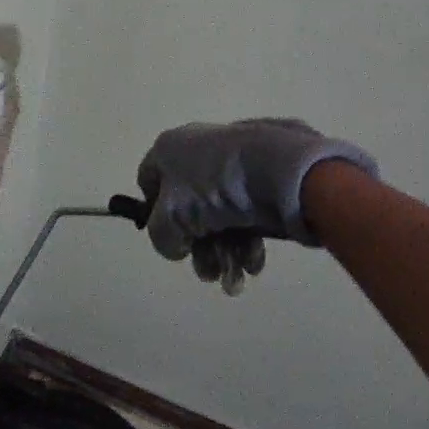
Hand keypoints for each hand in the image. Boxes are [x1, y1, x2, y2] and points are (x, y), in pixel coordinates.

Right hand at [136, 119, 376, 294]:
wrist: (279, 169)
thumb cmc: (213, 189)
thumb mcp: (169, 219)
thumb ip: (161, 236)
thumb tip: (177, 243)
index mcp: (169, 148)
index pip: (149, 183)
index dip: (154, 215)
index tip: (172, 240)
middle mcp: (199, 151)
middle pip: (189, 208)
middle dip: (200, 248)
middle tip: (209, 273)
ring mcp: (234, 164)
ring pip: (221, 216)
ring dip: (225, 253)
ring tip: (235, 280)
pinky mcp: (265, 177)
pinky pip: (249, 212)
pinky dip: (249, 241)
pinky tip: (253, 262)